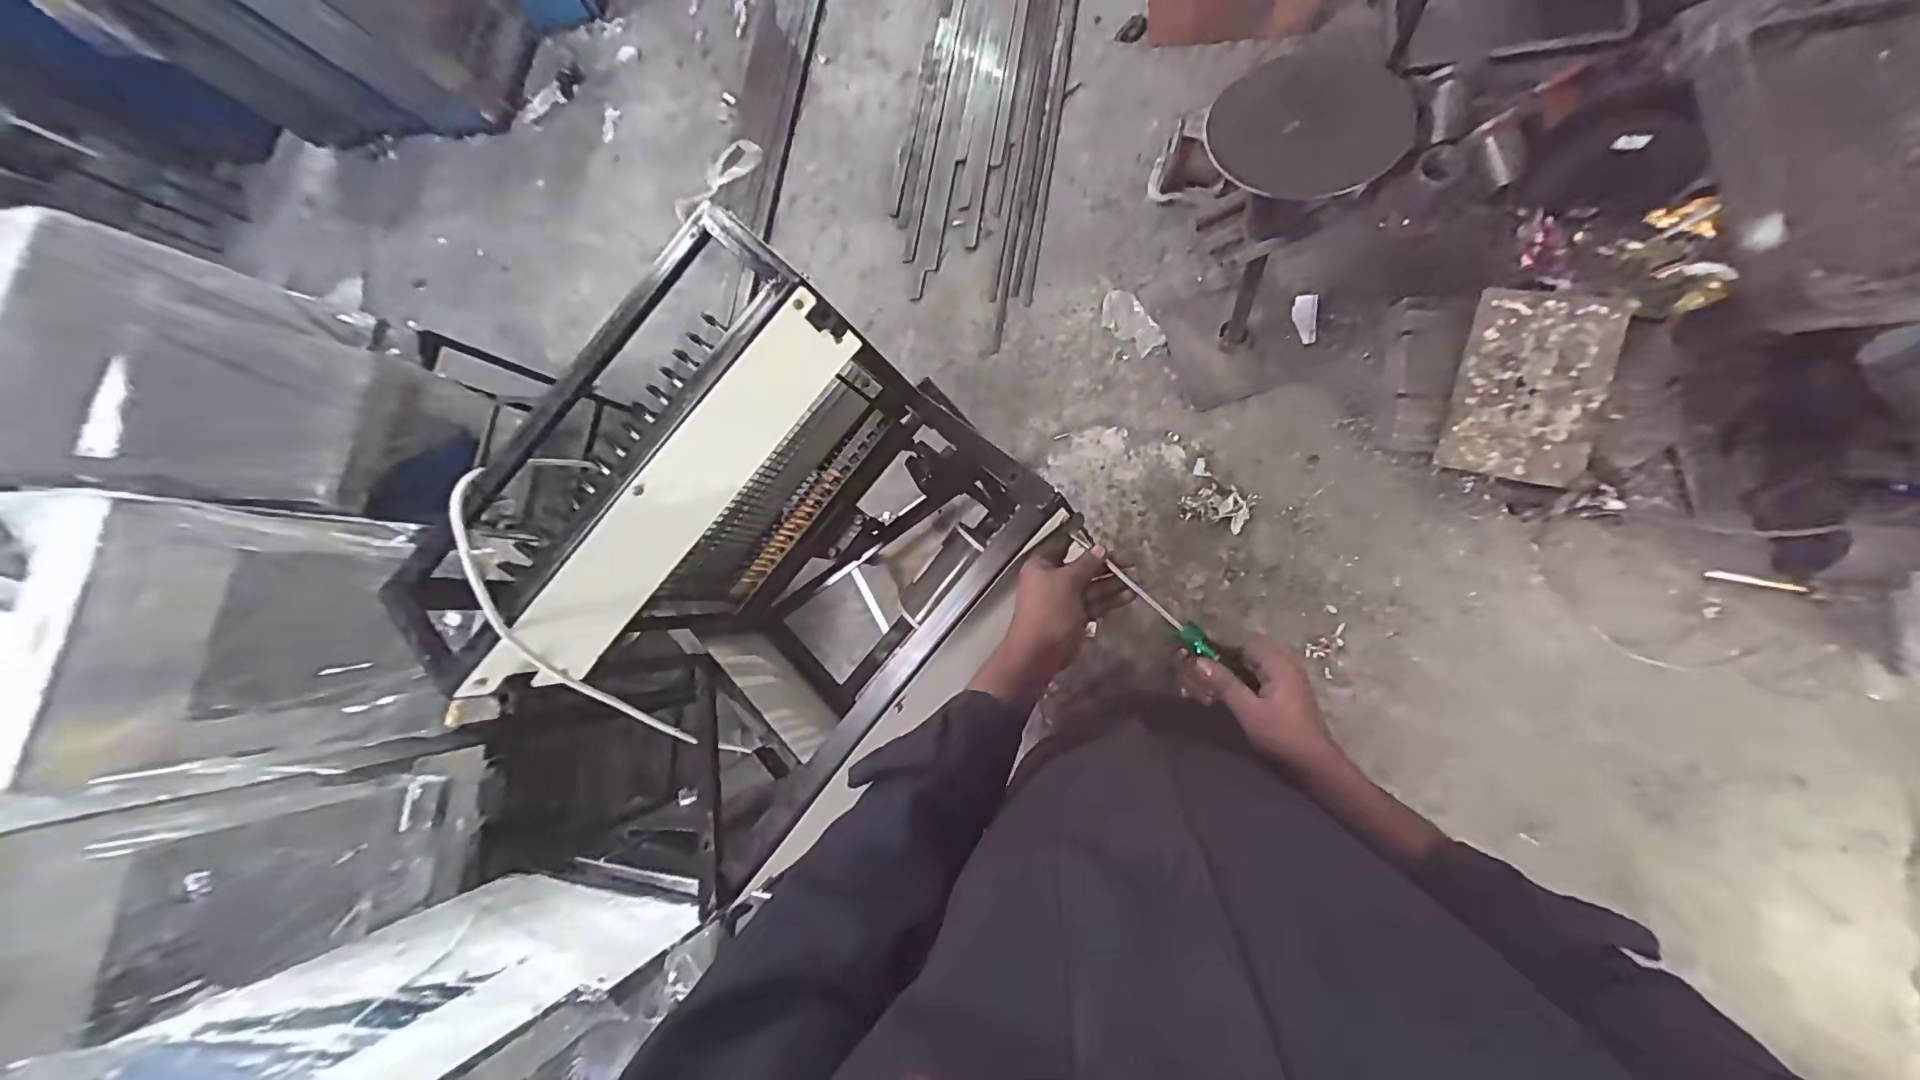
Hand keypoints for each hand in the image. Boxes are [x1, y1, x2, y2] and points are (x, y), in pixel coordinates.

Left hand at [969, 544, 1131, 706]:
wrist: (1039, 652)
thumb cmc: (1049, 610)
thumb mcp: (1067, 581)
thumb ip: (1086, 564)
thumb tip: (1100, 549)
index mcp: (1041, 565)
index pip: (1064, 545)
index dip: (1084, 541)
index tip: (1107, 538)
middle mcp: (1052, 579)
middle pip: (1082, 567)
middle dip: (1105, 566)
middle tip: (1131, 562)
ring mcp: (1064, 599)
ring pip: (1091, 586)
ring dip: (1112, 583)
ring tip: (1135, 578)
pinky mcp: (1075, 617)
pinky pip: (1094, 603)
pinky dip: (1110, 600)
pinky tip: (1129, 595)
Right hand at [1178, 634, 1342, 771]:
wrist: (1315, 765)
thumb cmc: (1282, 736)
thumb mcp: (1249, 711)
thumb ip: (1225, 684)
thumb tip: (1199, 660)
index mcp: (1280, 664)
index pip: (1245, 641)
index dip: (1219, 643)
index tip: (1196, 649)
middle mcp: (1287, 665)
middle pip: (1249, 650)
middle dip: (1224, 655)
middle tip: (1200, 665)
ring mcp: (1289, 678)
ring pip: (1254, 663)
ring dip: (1232, 667)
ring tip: (1209, 676)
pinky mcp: (1287, 692)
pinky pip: (1260, 674)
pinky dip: (1242, 677)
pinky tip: (1228, 688)